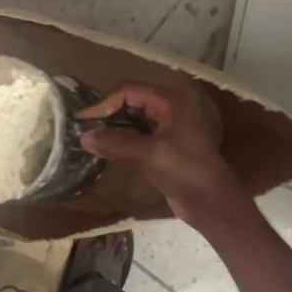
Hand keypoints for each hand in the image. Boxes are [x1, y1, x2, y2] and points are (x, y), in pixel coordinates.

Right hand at [78, 82, 245, 224]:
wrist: (209, 201)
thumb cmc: (185, 171)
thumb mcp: (149, 154)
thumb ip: (116, 142)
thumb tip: (83, 137)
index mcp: (170, 101)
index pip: (128, 90)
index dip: (103, 103)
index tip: (82, 121)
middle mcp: (169, 107)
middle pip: (129, 100)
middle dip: (106, 112)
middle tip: (82, 128)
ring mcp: (167, 126)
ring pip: (131, 117)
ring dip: (111, 126)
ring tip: (89, 138)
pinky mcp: (163, 143)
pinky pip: (136, 133)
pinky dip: (120, 138)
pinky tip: (104, 149)